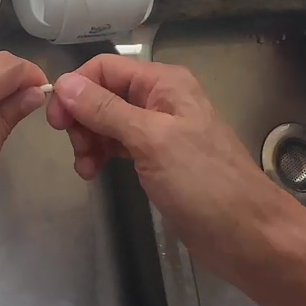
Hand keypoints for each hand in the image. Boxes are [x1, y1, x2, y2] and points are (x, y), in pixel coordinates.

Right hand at [45, 54, 305, 280]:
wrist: (249, 238)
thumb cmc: (204, 182)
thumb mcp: (150, 140)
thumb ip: (105, 110)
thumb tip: (64, 83)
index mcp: (164, 82)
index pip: (105, 68)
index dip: (77, 88)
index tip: (56, 120)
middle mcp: (160, 99)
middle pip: (103, 93)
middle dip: (82, 118)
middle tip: (75, 148)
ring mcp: (158, 129)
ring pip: (107, 120)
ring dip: (89, 139)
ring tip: (85, 167)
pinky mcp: (157, 158)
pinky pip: (118, 144)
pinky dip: (101, 154)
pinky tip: (93, 172)